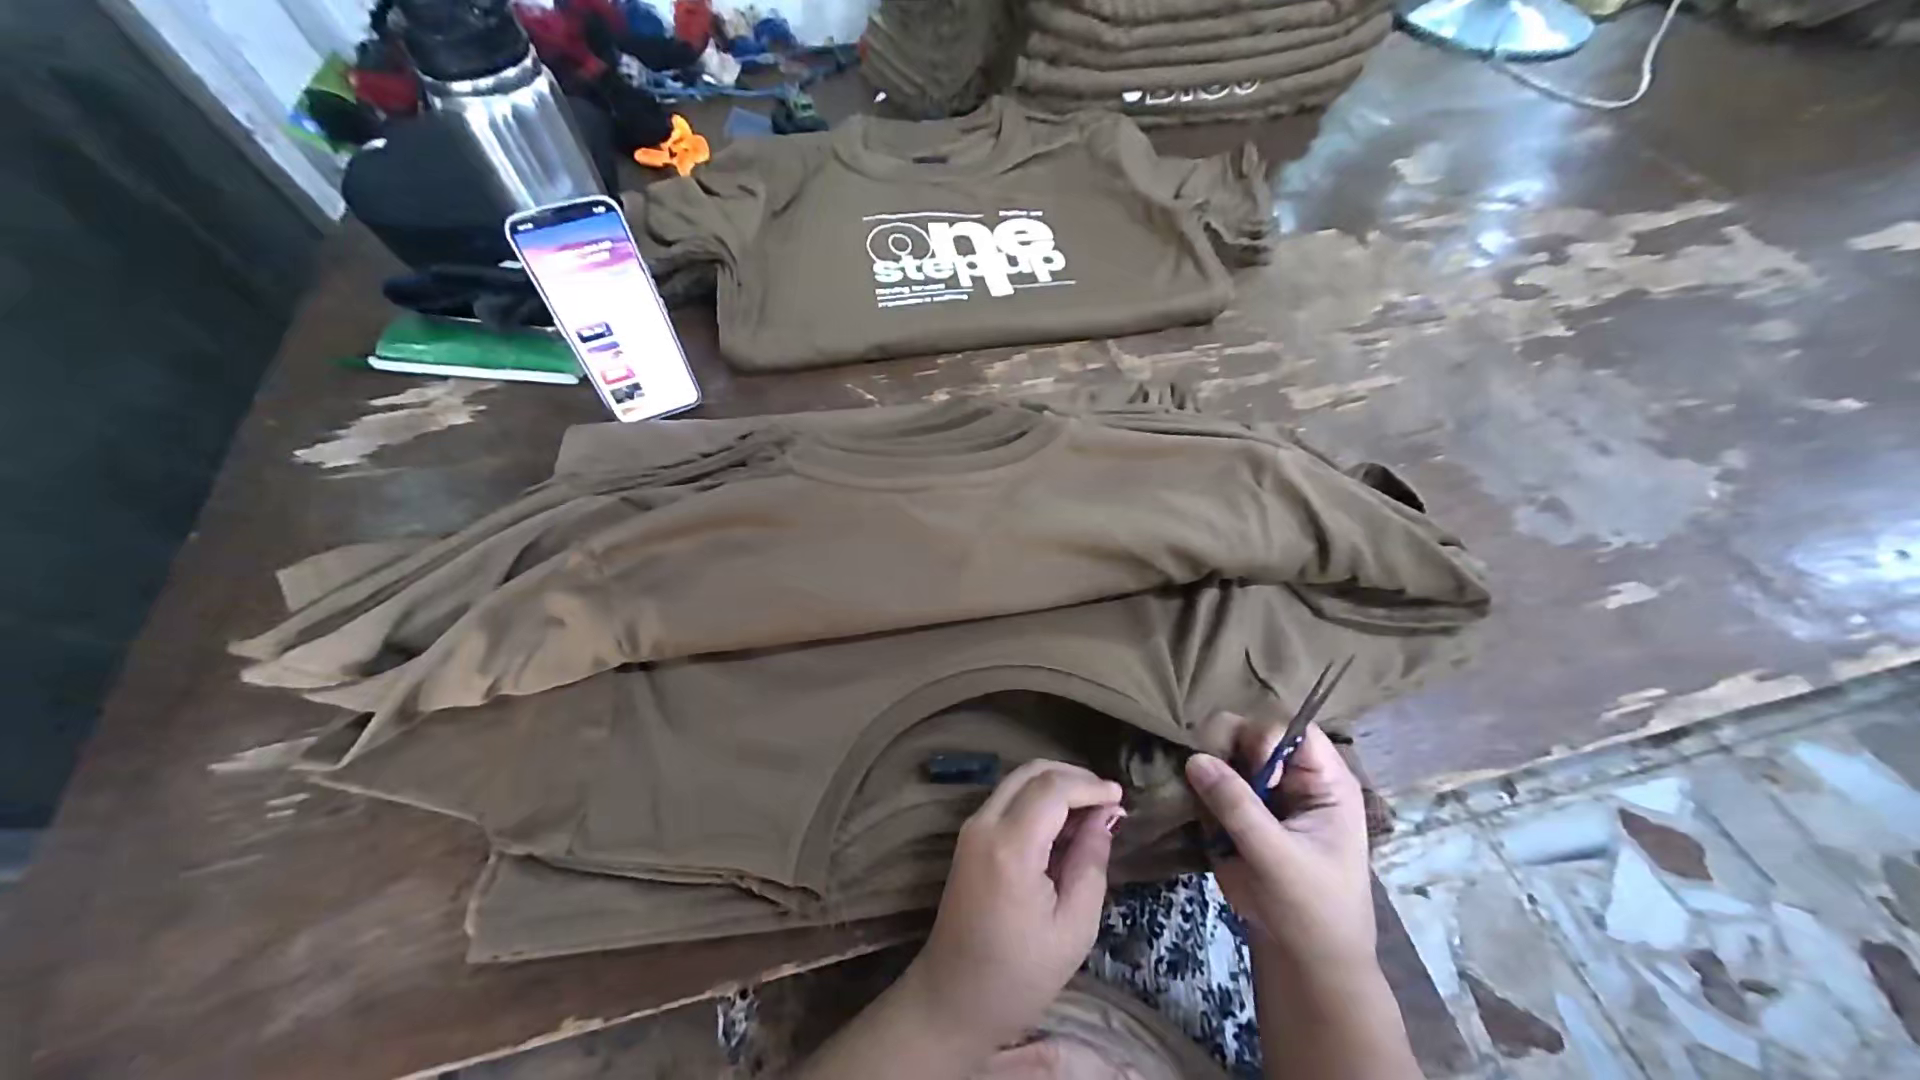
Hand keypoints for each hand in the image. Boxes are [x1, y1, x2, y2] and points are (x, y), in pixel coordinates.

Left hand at [900, 760, 1125, 1046]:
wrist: (952, 998)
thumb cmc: (1019, 975)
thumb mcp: (1073, 927)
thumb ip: (1091, 862)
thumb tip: (1106, 816)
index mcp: (1010, 847)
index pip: (1052, 788)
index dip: (1090, 785)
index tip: (1121, 798)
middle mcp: (984, 825)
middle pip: (1032, 772)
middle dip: (1073, 776)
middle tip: (1108, 799)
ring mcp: (971, 828)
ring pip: (1018, 781)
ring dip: (1056, 785)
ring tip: (1092, 810)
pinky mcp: (969, 837)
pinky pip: (1007, 799)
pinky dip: (1038, 798)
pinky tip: (1063, 823)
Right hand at [1185, 722, 1374, 966]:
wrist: (1302, 958)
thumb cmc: (1311, 909)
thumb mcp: (1279, 859)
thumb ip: (1238, 807)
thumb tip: (1194, 758)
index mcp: (1323, 780)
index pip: (1290, 729)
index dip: (1265, 738)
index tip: (1250, 770)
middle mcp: (1290, 776)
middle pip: (1249, 732)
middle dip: (1226, 751)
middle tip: (1212, 784)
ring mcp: (1261, 791)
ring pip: (1223, 752)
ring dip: (1207, 772)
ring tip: (1206, 807)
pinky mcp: (1235, 807)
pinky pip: (1208, 780)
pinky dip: (1197, 790)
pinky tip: (1202, 818)